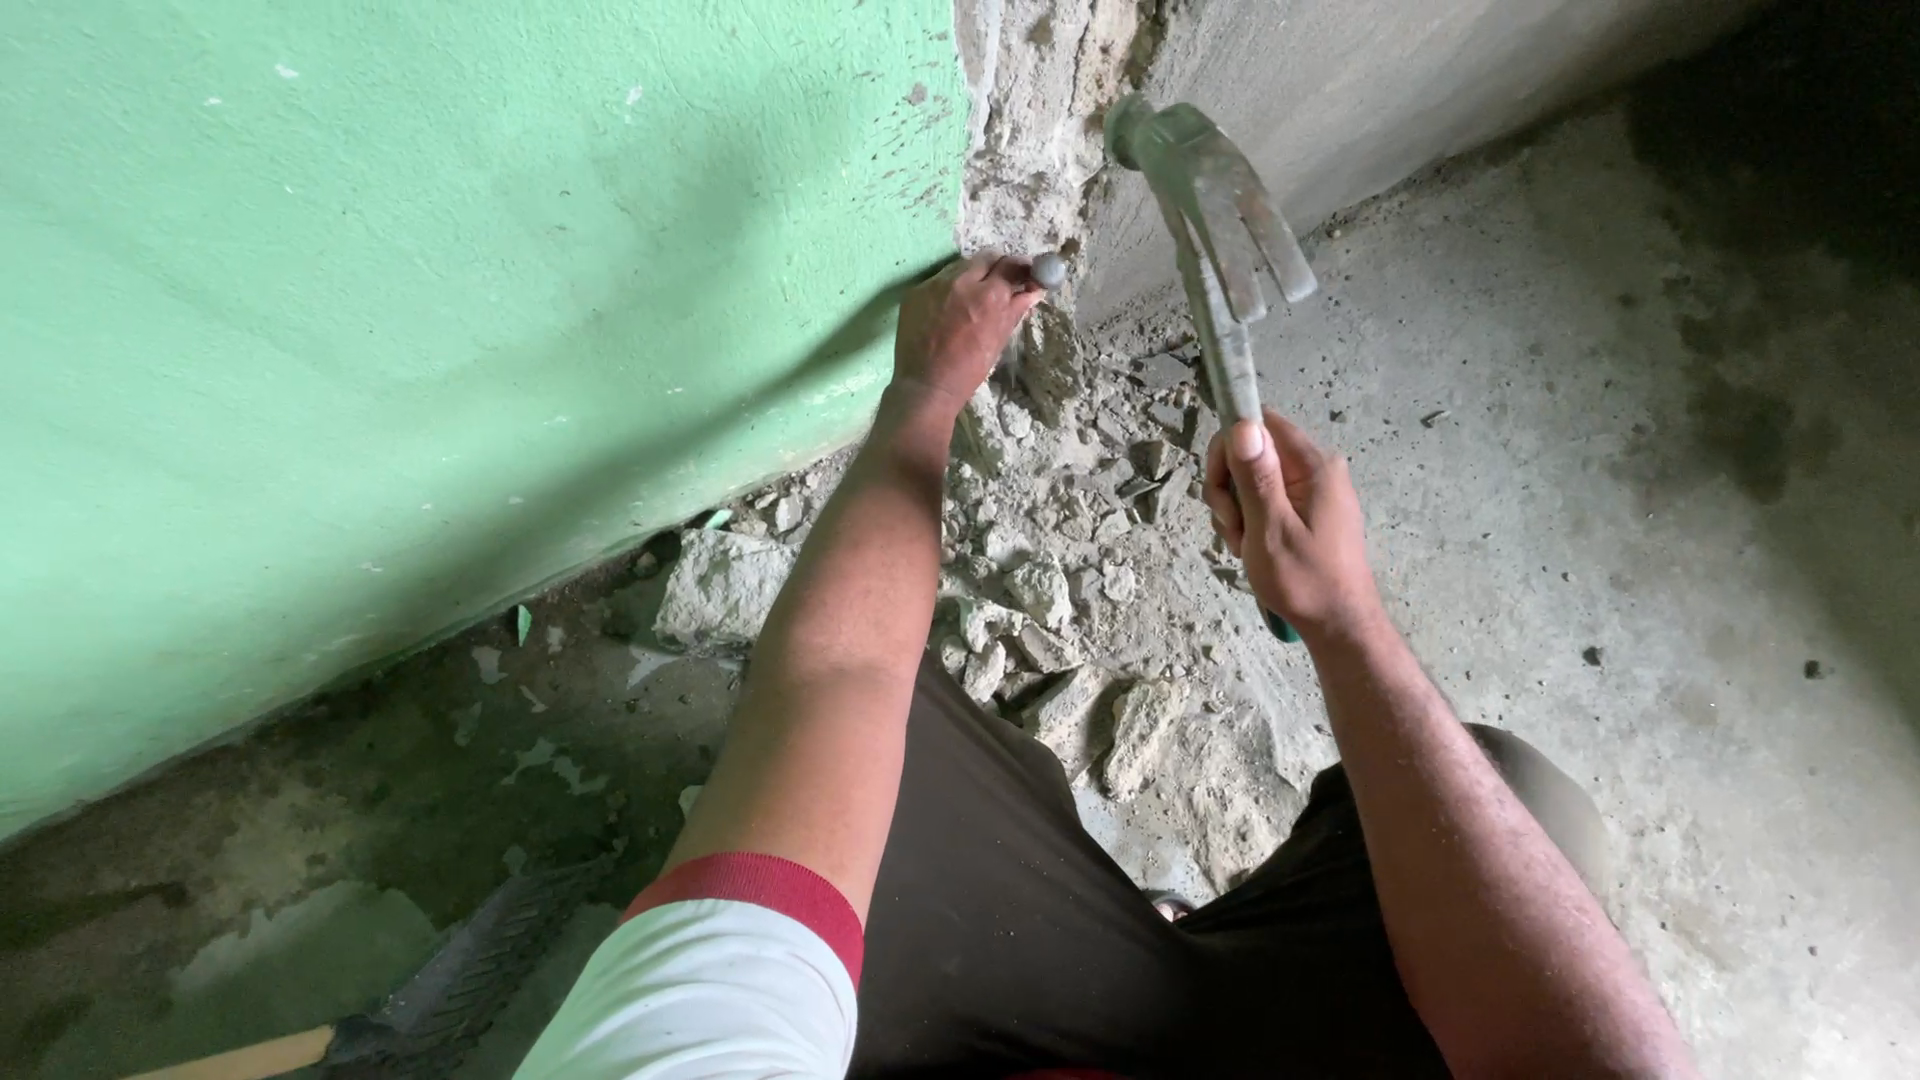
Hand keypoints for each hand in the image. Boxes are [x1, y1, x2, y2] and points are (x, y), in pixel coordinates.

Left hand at [892, 253, 1045, 411]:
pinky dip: (949, 289)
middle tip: (999, 283)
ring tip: (971, 299)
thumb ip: (1016, 309)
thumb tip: (1033, 290)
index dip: (1021, 267)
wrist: (928, 384)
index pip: (1011, 264)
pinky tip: (948, 309)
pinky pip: (939, 280)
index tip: (1024, 274)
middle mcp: (962, 281)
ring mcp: (936, 283)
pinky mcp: (917, 291)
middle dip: (996, 267)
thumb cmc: (970, 368)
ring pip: (961, 266)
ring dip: (972, 276)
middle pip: (986, 257)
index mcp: (988, 295)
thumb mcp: (1000, 339)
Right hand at [1203, 409, 1384, 641]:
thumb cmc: (1304, 580)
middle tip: (1230, 525)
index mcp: (1313, 466)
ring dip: (1233, 510)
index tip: (1219, 485)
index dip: (1229, 447)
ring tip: (1242, 543)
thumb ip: (1256, 475)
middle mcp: (1315, 469)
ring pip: (1249, 479)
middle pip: (1250, 452)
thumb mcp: (1271, 528)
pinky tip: (1249, 547)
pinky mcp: (1303, 511)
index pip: (1261, 424)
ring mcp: (1309, 491)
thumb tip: (1242, 424)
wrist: (1336, 624)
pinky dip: (1246, 521)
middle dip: (1227, 486)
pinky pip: (1261, 500)